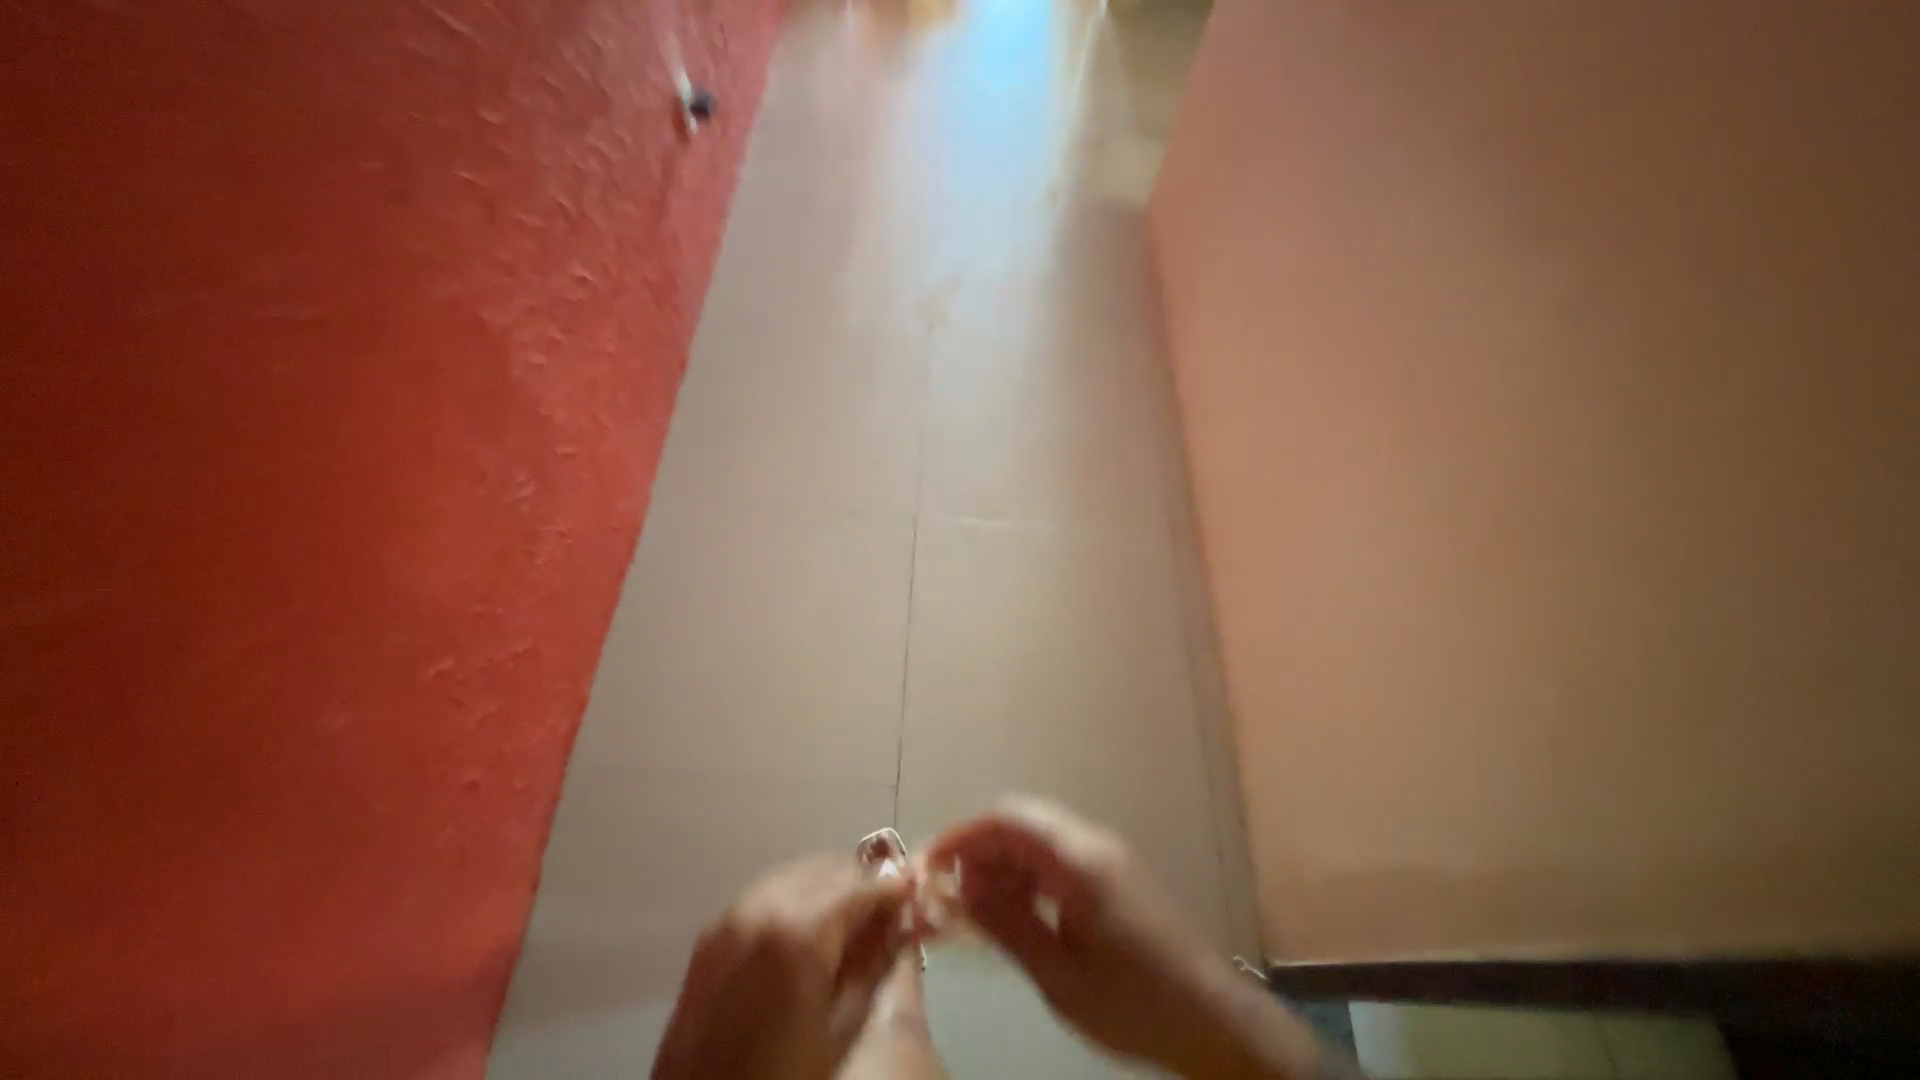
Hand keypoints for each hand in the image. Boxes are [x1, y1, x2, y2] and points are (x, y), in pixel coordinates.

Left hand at [651, 854, 911, 1079]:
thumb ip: (874, 965)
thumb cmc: (784, 1074)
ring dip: (827, 887)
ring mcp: (731, 917)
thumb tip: (898, 926)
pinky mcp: (710, 935)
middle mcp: (762, 907)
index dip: (893, 888)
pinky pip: (764, 895)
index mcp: (800, 931)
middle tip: (887, 908)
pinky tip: (807, 930)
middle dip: (860, 884)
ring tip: (850, 919)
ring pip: (794, 875)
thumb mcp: (842, 1027)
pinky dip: (794, 899)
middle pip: (827, 869)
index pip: (861, 886)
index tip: (915, 891)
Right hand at [924, 799, 1333, 1078]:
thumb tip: (962, 886)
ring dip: (1004, 861)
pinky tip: (1018, 913)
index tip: (930, 867)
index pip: (1006, 818)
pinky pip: (1059, 857)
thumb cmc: (1132, 1001)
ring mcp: (1108, 857)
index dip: (962, 836)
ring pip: (1039, 837)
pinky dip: (1029, 874)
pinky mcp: (1116, 877)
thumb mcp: (1058, 974)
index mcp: (1078, 859)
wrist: (1213, 1019)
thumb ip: (1007, 924)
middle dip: (979, 848)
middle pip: (1021, 820)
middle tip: (951, 892)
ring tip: (978, 907)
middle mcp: (1093, 843)